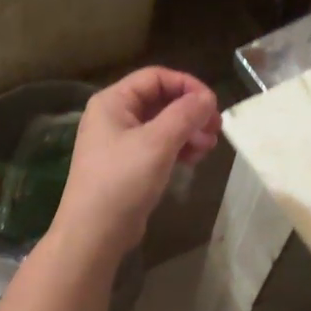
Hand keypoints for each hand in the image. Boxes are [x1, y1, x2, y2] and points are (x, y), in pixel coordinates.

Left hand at [55, 67, 221, 257]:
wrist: (94, 232)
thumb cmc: (122, 180)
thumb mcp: (157, 143)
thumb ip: (184, 115)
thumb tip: (207, 98)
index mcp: (112, 101)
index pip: (155, 77)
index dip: (187, 85)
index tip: (213, 105)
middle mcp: (113, 116)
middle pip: (160, 100)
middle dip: (190, 112)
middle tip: (216, 129)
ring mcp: (118, 142)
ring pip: (161, 125)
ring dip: (188, 131)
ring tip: (208, 147)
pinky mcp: (127, 165)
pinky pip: (157, 146)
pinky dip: (177, 148)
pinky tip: (194, 159)